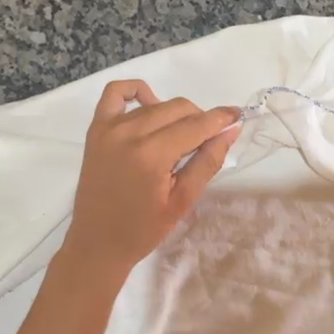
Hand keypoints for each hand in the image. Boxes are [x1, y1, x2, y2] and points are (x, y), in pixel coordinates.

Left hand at [60, 81, 241, 283]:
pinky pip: (116, 92)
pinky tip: (150, 104)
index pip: (195, 125)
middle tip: (206, 141)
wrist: (97, 243)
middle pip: (177, 108)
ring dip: (174, 114)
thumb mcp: (183, 201)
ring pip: (155, 104)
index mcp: (151, 155)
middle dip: (200, 119)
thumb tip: (230, 131)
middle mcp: (129, 134)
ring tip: (179, 138)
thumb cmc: (142, 229)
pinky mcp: (96, 129)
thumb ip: (207, 162)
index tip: (237, 115)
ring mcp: (109, 128)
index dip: (220, 119)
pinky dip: (136, 91)